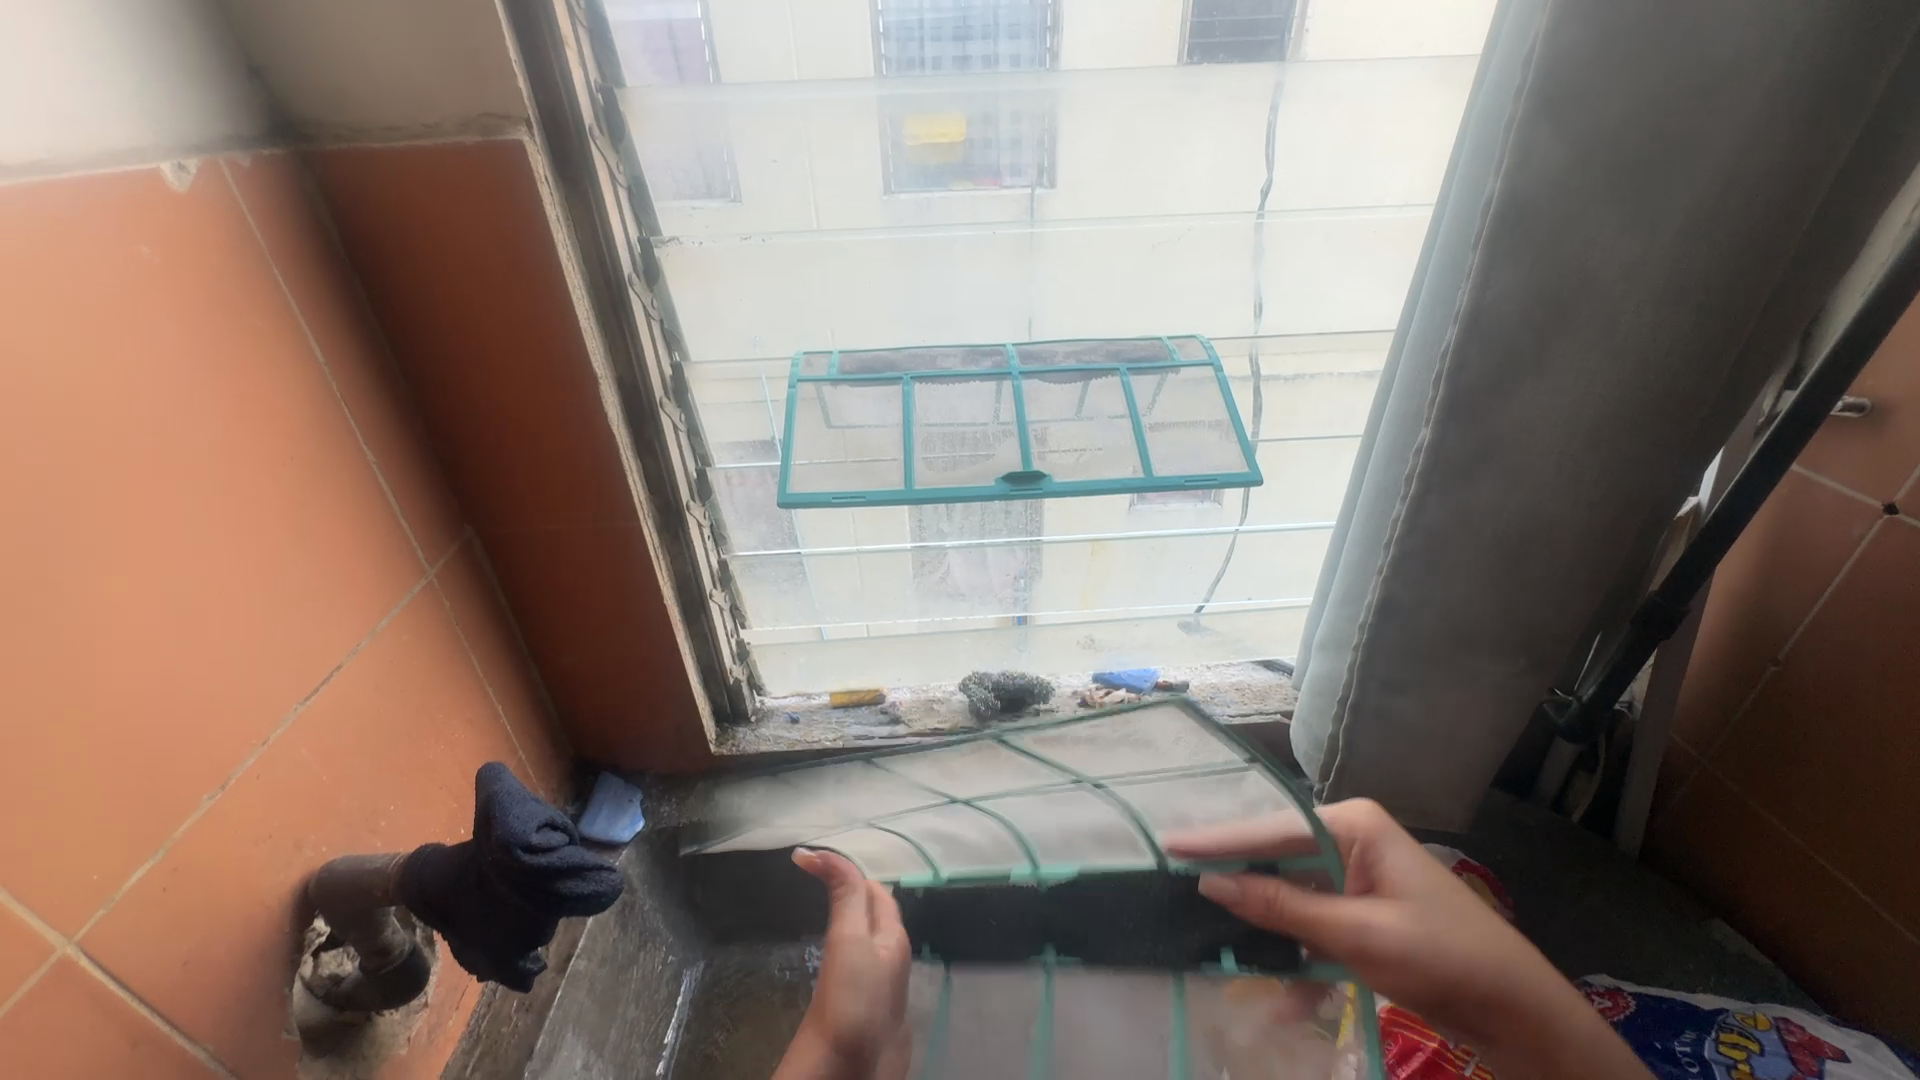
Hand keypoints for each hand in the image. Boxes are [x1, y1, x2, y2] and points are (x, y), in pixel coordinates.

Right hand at [773, 849, 912, 1079]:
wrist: (848, 1072)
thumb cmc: (854, 1001)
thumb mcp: (850, 939)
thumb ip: (843, 894)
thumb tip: (821, 852)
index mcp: (895, 940)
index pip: (878, 893)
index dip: (851, 872)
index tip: (816, 862)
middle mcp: (892, 961)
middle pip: (875, 916)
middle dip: (854, 893)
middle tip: (820, 879)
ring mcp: (877, 989)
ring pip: (867, 941)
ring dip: (850, 919)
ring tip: (825, 907)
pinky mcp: (860, 1012)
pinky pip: (856, 967)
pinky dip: (844, 948)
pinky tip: (830, 958)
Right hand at [1164, 799, 1652, 1079]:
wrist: (1523, 1015)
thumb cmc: (1446, 958)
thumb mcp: (1357, 934)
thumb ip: (1282, 907)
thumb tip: (1212, 882)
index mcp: (1352, 825)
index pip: (1270, 830)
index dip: (1217, 841)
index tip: (1168, 844)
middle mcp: (1349, 839)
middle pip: (1275, 857)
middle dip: (1235, 878)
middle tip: (1177, 882)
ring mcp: (1356, 876)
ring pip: (1290, 893)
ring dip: (1262, 923)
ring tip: (1210, 929)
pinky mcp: (1363, 911)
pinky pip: (1313, 922)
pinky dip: (1296, 953)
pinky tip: (1276, 991)